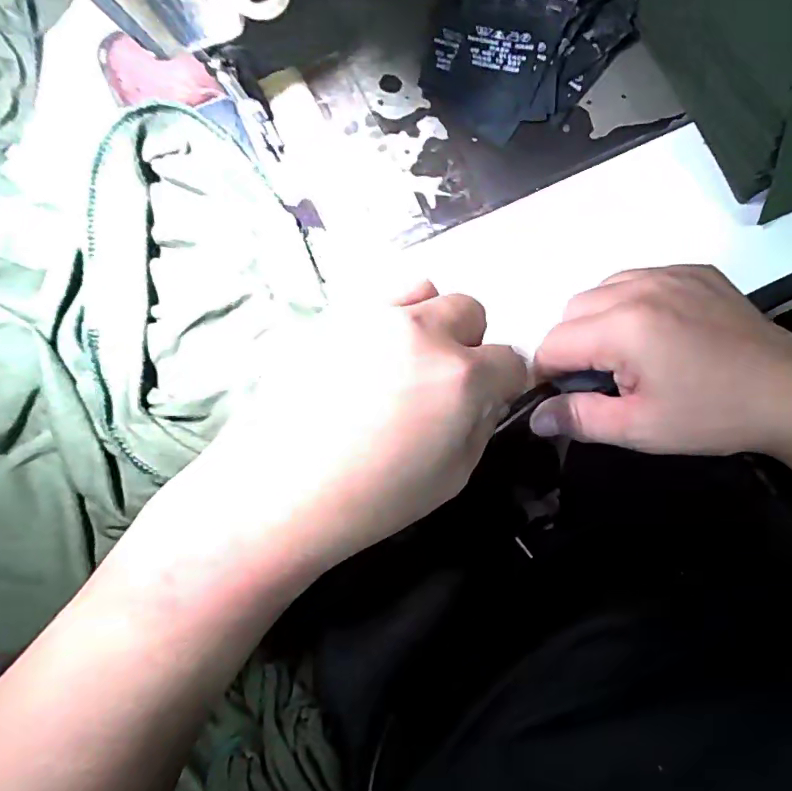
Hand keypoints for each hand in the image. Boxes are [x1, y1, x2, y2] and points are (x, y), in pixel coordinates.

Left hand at [146, 282, 528, 580]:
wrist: (280, 493)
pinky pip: (378, 302)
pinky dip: (390, 320)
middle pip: (470, 310)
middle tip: (447, 382)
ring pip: (425, 291)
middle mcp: (423, 332)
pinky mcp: (333, 318)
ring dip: (431, 322)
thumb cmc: (376, 498)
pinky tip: (371, 359)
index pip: (511, 358)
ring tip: (408, 362)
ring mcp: (374, 318)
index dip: (507, 382)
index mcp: (462, 376)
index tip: (494, 398)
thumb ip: (481, 426)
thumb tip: (485, 400)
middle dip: (471, 343)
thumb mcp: (454, 476)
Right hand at [529, 266, 791, 456]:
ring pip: (606, 289)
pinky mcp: (698, 272)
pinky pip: (643, 279)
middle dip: (573, 346)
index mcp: (623, 324)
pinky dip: (635, 303)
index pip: (554, 342)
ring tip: (631, 359)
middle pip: (574, 309)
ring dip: (601, 321)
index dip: (548, 375)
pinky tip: (661, 335)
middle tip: (602, 384)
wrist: (790, 392)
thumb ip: (580, 419)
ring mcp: (672, 273)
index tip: (563, 400)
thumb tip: (536, 418)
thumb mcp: (639, 428)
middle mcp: (641, 285)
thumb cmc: (712, 416)